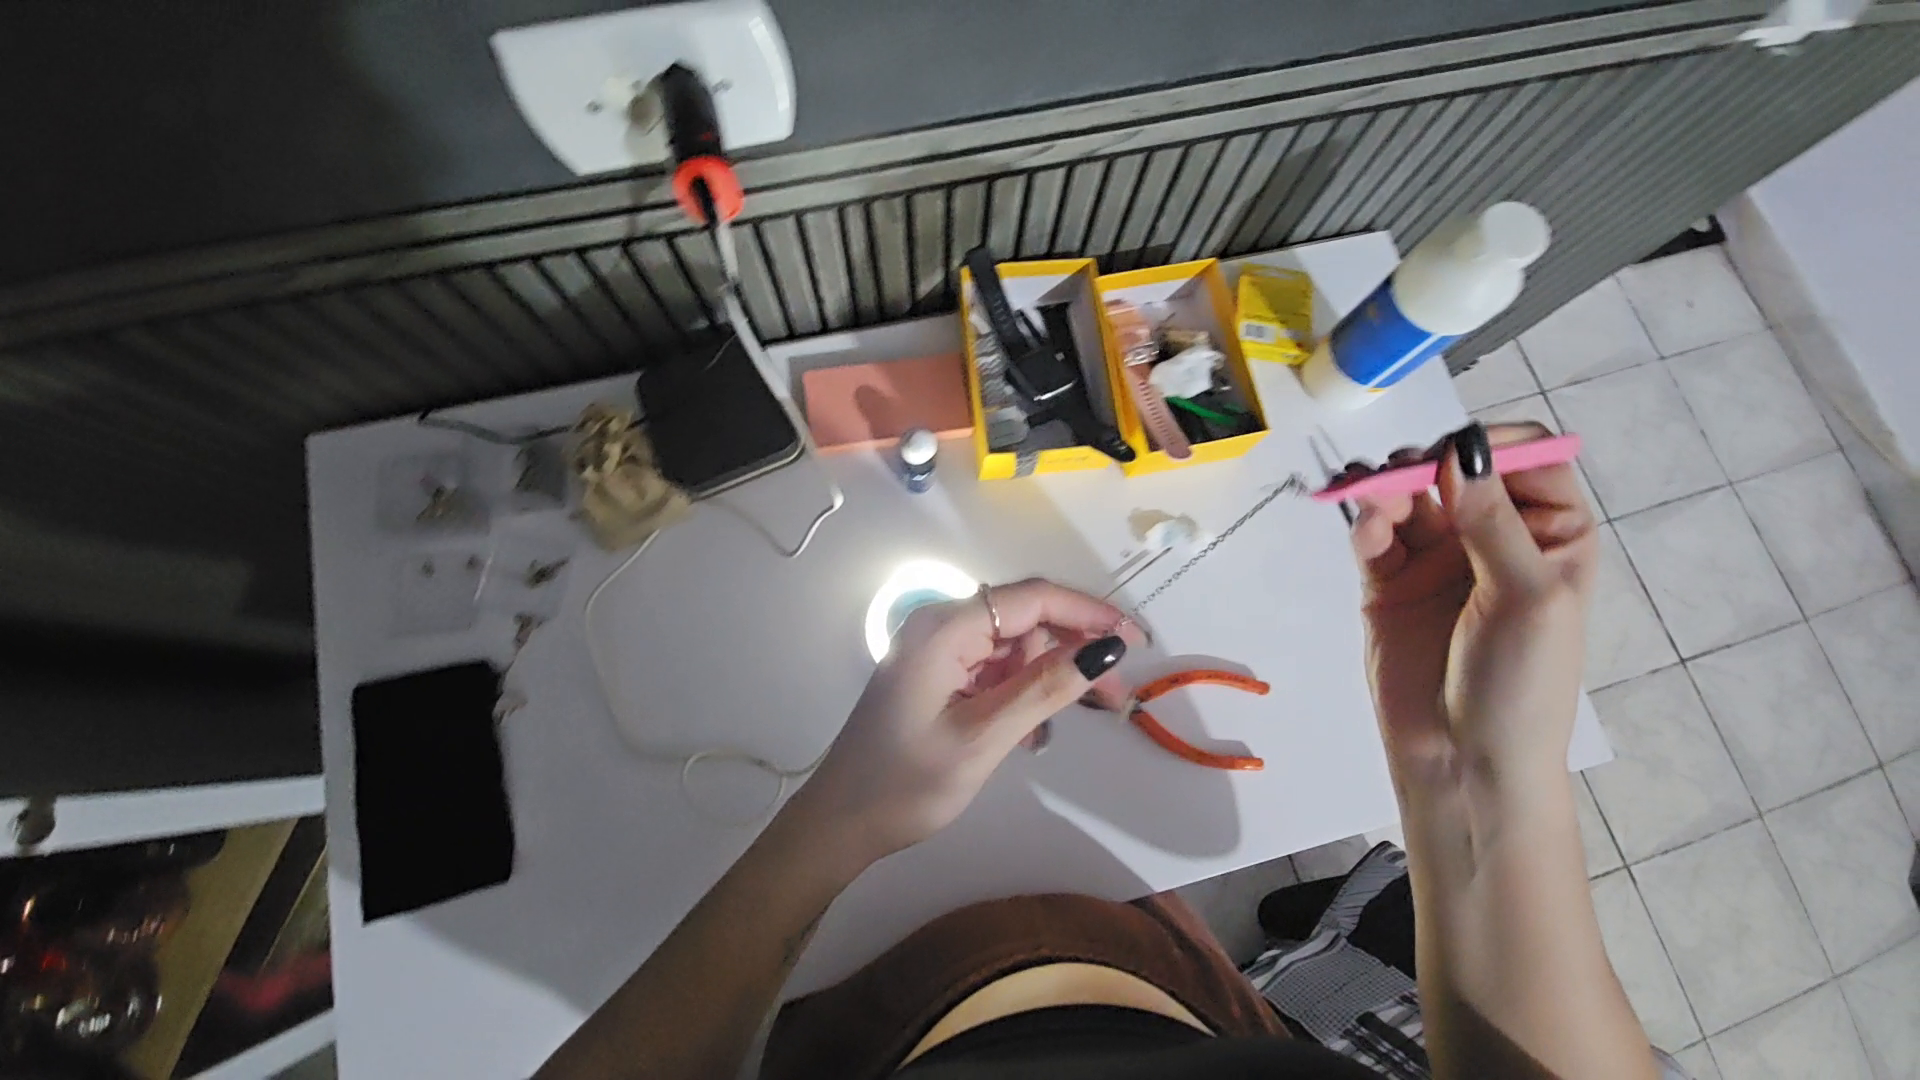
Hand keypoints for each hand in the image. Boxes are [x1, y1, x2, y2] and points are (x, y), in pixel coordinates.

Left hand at [790, 578, 1136, 863]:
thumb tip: (1104, 649)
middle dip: (1074, 649)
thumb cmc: (905, 784)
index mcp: (944, 628)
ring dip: (1051, 675)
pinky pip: (993, 669)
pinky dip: (1022, 691)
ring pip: (1013, 646)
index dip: (1087, 613)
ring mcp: (937, 651)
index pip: (1031, 599)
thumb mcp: (982, 738)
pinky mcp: (937, 676)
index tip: (1133, 639)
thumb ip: (1043, 689)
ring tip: (1087, 714)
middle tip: (1116, 693)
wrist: (841, 823)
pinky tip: (1036, 731)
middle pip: (1024, 620)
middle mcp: (940, 626)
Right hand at [1348, 421, 1597, 798]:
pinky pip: (1375, 539)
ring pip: (1408, 501)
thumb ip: (1492, 521)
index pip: (1526, 462)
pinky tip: (1364, 532)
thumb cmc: (1520, 681)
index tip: (1454, 453)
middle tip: (1394, 476)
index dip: (1492, 446)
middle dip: (1424, 465)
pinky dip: (1366, 526)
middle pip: (1454, 474)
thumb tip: (1462, 449)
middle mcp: (1491, 540)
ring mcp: (1436, 562)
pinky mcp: (1388, 585)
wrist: (1463, 760)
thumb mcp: (1528, 596)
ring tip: (1366, 498)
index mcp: (1549, 536)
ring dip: (1386, 490)